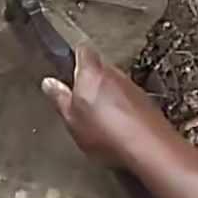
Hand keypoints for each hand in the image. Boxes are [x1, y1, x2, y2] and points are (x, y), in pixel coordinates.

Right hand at [40, 45, 176, 167]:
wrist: (149, 147)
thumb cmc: (106, 133)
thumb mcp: (72, 120)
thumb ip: (59, 98)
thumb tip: (48, 82)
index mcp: (92, 72)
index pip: (83, 50)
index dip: (75, 56)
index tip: (68, 66)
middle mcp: (114, 73)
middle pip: (100, 66)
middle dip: (90, 78)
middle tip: (79, 98)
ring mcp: (133, 87)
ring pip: (115, 83)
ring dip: (107, 93)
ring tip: (97, 116)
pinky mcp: (146, 102)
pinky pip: (128, 98)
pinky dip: (121, 107)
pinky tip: (117, 126)